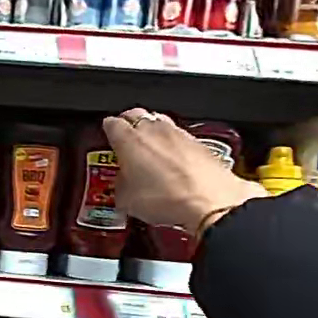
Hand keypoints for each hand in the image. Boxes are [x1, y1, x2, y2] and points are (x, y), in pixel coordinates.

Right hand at [102, 109, 268, 234]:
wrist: (211, 202)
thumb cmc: (169, 197)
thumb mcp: (127, 200)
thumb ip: (120, 185)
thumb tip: (122, 184)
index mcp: (129, 139)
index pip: (111, 123)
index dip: (106, 129)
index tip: (106, 135)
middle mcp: (153, 130)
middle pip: (136, 114)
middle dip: (129, 123)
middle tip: (125, 137)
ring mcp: (179, 134)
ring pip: (160, 122)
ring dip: (152, 132)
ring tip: (149, 150)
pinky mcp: (200, 144)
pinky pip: (180, 137)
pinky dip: (173, 145)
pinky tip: (172, 162)